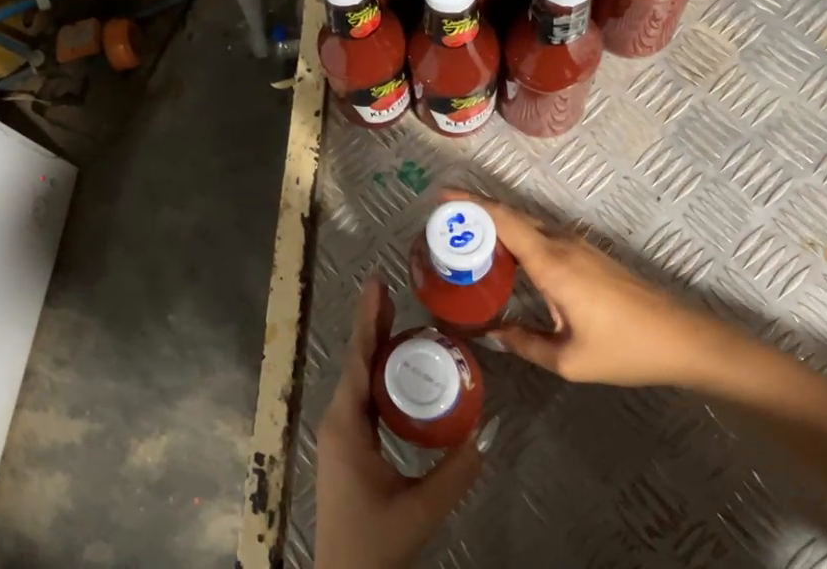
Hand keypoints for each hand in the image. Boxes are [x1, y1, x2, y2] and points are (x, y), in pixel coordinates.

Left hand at [316, 277, 482, 568]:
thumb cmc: (375, 541)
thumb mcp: (422, 507)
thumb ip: (456, 470)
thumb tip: (489, 431)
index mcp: (346, 426)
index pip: (357, 360)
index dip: (368, 321)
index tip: (376, 285)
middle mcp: (337, 421)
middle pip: (356, 361)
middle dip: (371, 324)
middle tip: (387, 287)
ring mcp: (339, 433)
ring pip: (357, 378)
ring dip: (373, 346)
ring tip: (394, 316)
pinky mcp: (347, 445)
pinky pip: (362, 397)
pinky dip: (377, 374)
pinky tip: (395, 368)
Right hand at [457, 191, 751, 388]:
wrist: (684, 340)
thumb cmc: (626, 349)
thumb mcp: (569, 359)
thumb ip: (524, 343)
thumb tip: (491, 334)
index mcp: (553, 263)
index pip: (504, 221)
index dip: (471, 204)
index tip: (441, 197)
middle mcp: (563, 245)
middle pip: (512, 215)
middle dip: (476, 210)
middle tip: (443, 221)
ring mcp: (579, 246)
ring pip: (528, 223)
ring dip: (497, 222)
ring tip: (465, 235)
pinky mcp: (589, 255)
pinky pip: (542, 235)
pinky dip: (516, 235)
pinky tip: (506, 255)